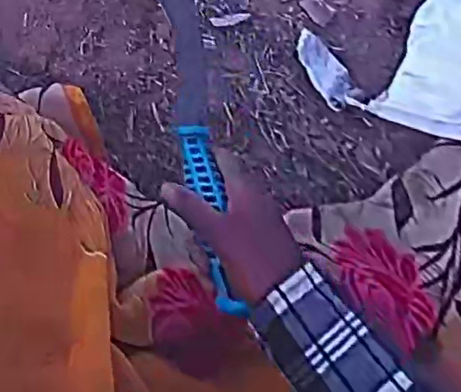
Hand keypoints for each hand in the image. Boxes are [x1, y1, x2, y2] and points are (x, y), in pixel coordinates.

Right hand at [160, 149, 302, 304]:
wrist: (293, 303)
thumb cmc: (252, 258)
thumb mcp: (215, 232)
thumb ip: (190, 206)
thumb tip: (167, 186)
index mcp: (244, 188)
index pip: (220, 156)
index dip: (200, 157)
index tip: (185, 171)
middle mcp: (253, 200)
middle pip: (215, 191)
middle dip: (199, 210)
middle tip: (194, 227)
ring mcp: (259, 223)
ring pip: (220, 218)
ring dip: (207, 236)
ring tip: (208, 259)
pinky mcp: (261, 244)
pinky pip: (232, 237)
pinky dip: (222, 249)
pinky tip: (219, 269)